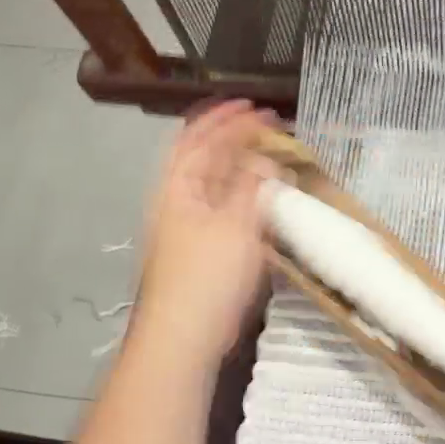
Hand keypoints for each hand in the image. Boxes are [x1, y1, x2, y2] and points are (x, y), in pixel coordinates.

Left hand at [133, 101, 281, 366]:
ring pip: (212, 181)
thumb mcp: (235, 226)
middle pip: (202, 156)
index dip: (228, 119)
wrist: (183, 336)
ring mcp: (186, 224)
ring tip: (265, 152)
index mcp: (178, 186)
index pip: (201, 139)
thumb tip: (266, 159)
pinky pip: (221, 205)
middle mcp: (177, 199)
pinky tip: (260, 197)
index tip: (258, 107)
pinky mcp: (200, 248)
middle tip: (261, 122)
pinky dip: (241, 191)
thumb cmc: (207, 277)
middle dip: (231, 136)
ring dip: (237, 162)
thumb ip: (253, 188)